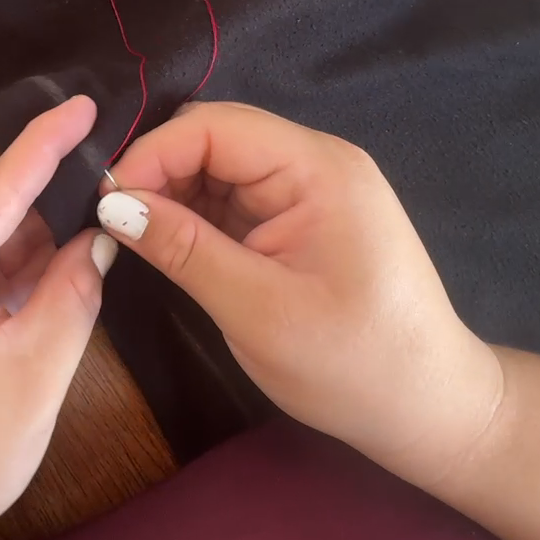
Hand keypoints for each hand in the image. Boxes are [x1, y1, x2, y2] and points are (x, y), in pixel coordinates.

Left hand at [0, 96, 117, 539]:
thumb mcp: (34, 371)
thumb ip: (74, 291)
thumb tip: (104, 234)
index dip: (47, 139)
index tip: (84, 101)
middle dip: (41, 166)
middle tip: (103, 149)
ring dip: (33, 207)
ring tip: (93, 191)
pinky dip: (18, 243)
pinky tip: (61, 240)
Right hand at [95, 101, 502, 484]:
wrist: (431, 412)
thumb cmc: (354, 366)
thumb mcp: (259, 311)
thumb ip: (183, 249)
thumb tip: (111, 205)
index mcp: (317, 169)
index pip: (214, 127)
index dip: (153, 152)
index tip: (108, 201)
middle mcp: (311, 161)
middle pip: (212, 134)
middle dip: (157, 168)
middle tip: (115, 217)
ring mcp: (303, 185)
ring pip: (213, 162)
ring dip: (170, 190)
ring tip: (135, 231)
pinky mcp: (292, 212)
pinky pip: (226, 191)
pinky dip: (189, 210)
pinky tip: (168, 239)